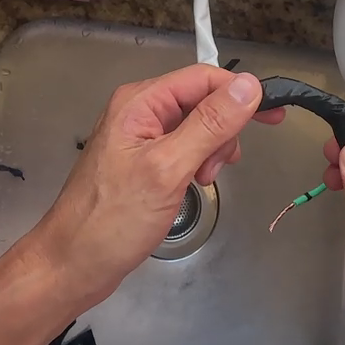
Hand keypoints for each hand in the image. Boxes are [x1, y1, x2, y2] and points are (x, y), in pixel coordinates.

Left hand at [29, 65, 280, 306]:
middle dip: (222, 129)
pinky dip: (198, 163)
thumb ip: (210, 125)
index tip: (272, 114)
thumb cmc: (113, 219)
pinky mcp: (144, 160)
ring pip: (197, 126)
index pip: (202, 78)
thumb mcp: (169, 168)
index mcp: (141, 101)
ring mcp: (141, 136)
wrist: (71, 266)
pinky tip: (194, 184)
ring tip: (202, 180)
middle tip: (220, 165)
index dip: (239, 93)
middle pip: (201, 100)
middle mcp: (140, 110)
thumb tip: (248, 86)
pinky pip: (184, 147)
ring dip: (211, 150)